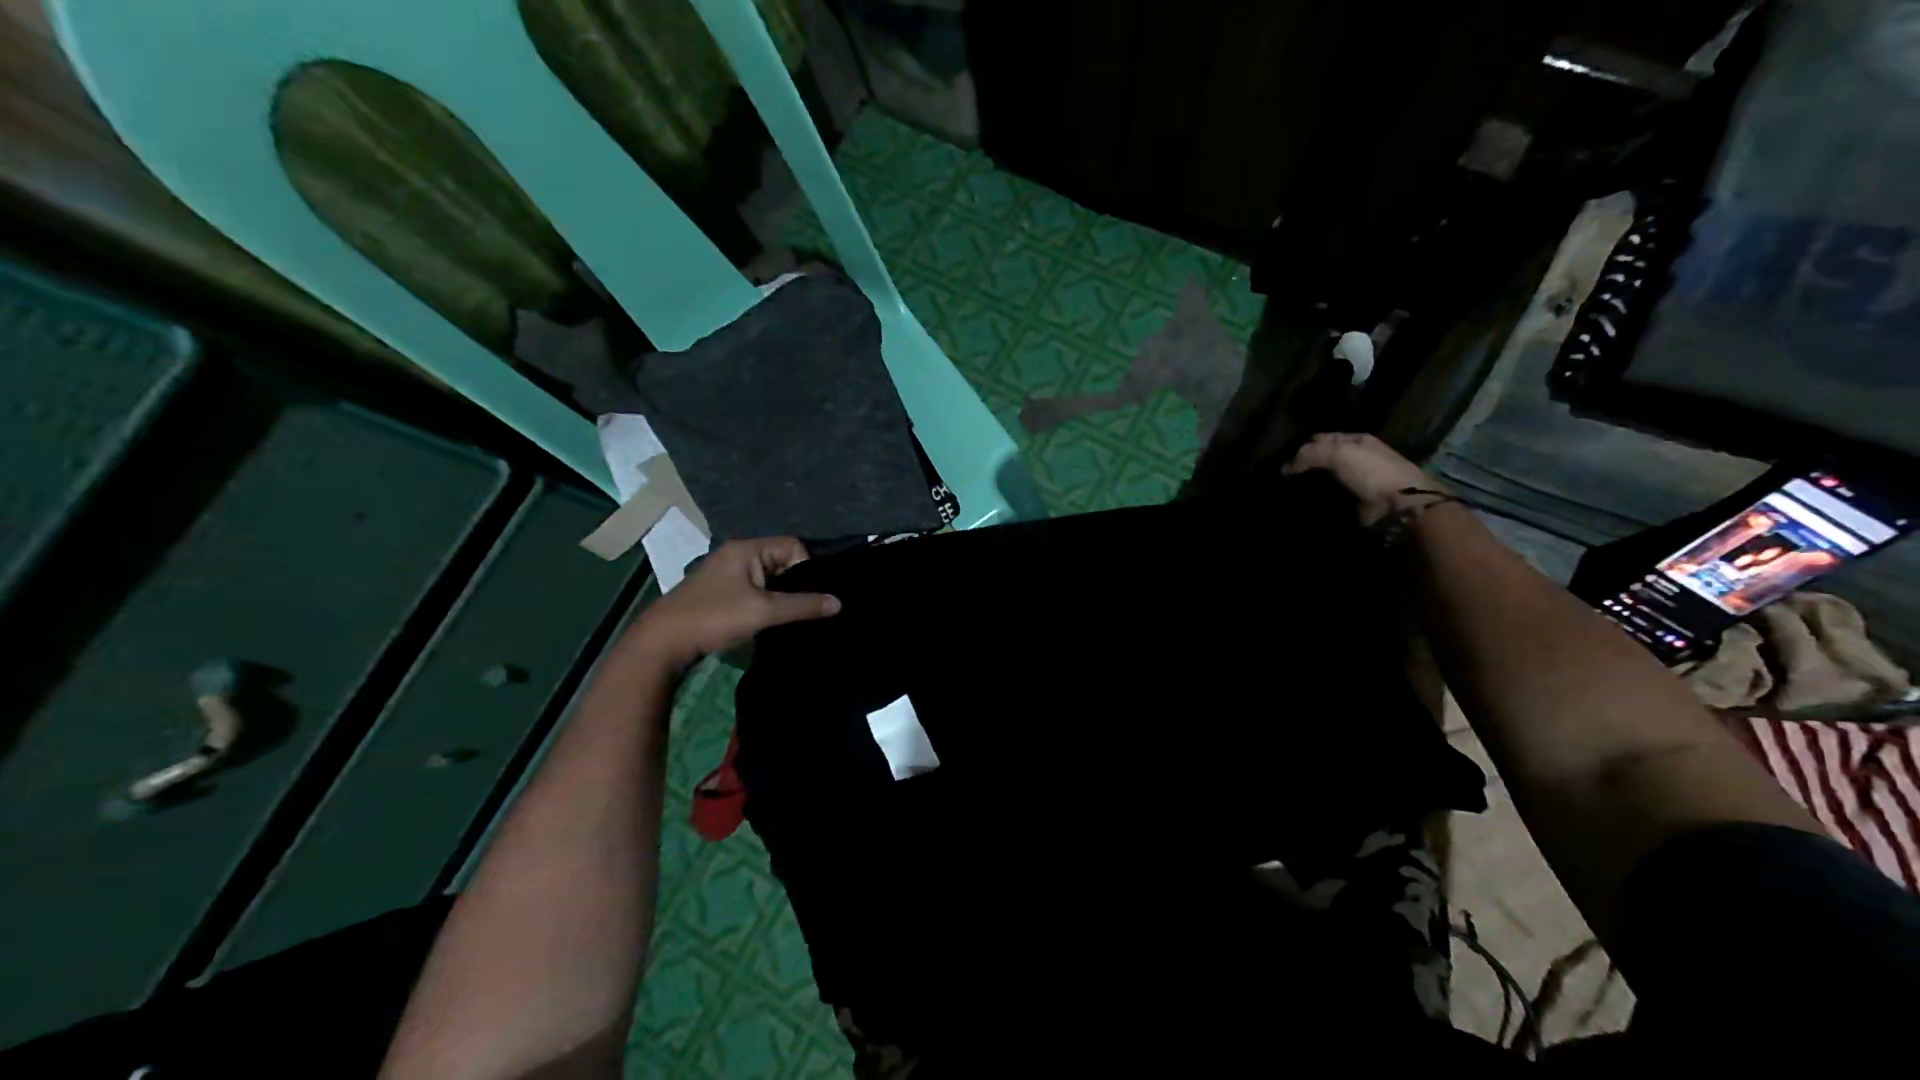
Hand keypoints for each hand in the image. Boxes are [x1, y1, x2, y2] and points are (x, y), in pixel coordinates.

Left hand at [627, 538, 840, 670]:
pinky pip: (756, 588)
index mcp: (746, 548)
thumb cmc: (715, 617)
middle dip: (796, 582)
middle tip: (806, 606)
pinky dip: (767, 601)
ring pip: (769, 576)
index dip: (807, 566)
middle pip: (781, 559)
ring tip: (791, 615)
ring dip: (781, 594)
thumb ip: (803, 606)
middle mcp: (737, 554)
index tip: (811, 593)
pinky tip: (771, 619)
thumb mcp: (764, 611)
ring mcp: (727, 572)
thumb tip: (838, 602)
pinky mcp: (721, 591)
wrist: (664, 641)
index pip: (792, 545)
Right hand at [1283, 432, 1437, 525]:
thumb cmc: (1370, 470)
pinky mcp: (1354, 499)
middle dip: (1304, 466)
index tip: (1283, 458)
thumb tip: (1285, 468)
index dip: (1303, 446)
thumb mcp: (1337, 453)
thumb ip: (1309, 454)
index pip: (1322, 438)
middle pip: (1322, 459)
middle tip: (1282, 476)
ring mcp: (1356, 479)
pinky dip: (1317, 499)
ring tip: (1287, 491)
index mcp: (1356, 440)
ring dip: (1309, 485)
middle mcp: (1356, 457)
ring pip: (1324, 479)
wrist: (1398, 502)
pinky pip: (1330, 496)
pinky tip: (1301, 502)